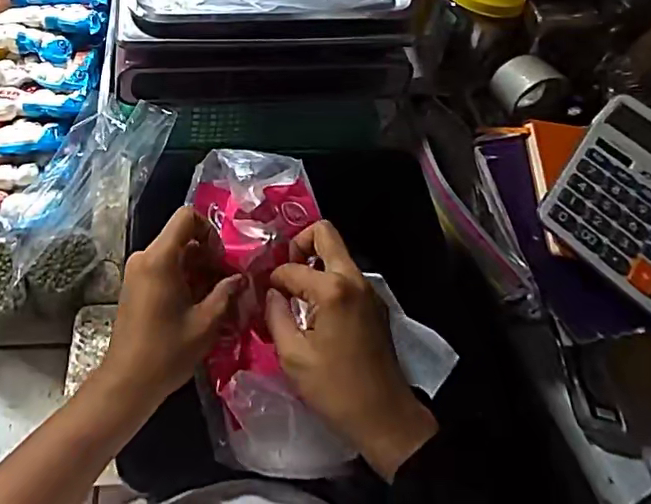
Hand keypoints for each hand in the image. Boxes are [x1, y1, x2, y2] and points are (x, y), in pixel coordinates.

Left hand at [95, 207, 242, 410]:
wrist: (126, 384)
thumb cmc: (166, 352)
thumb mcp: (205, 323)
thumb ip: (225, 293)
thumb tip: (241, 278)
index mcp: (159, 258)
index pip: (186, 217)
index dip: (210, 230)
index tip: (221, 259)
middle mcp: (145, 257)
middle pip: (182, 237)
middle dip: (208, 255)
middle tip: (227, 283)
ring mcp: (138, 270)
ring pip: (176, 253)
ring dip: (198, 268)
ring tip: (217, 297)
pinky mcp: (136, 285)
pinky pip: (165, 267)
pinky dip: (184, 277)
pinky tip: (198, 304)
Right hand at [265, 221, 437, 480]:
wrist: (385, 417)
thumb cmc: (336, 389)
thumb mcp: (293, 356)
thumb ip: (276, 316)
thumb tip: (271, 294)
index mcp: (333, 289)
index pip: (292, 268)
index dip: (273, 279)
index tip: (265, 296)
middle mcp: (354, 279)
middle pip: (325, 233)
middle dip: (299, 245)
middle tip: (285, 274)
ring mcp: (369, 289)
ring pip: (337, 253)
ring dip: (314, 263)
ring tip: (296, 294)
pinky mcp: (375, 303)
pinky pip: (347, 274)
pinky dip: (328, 279)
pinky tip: (315, 310)